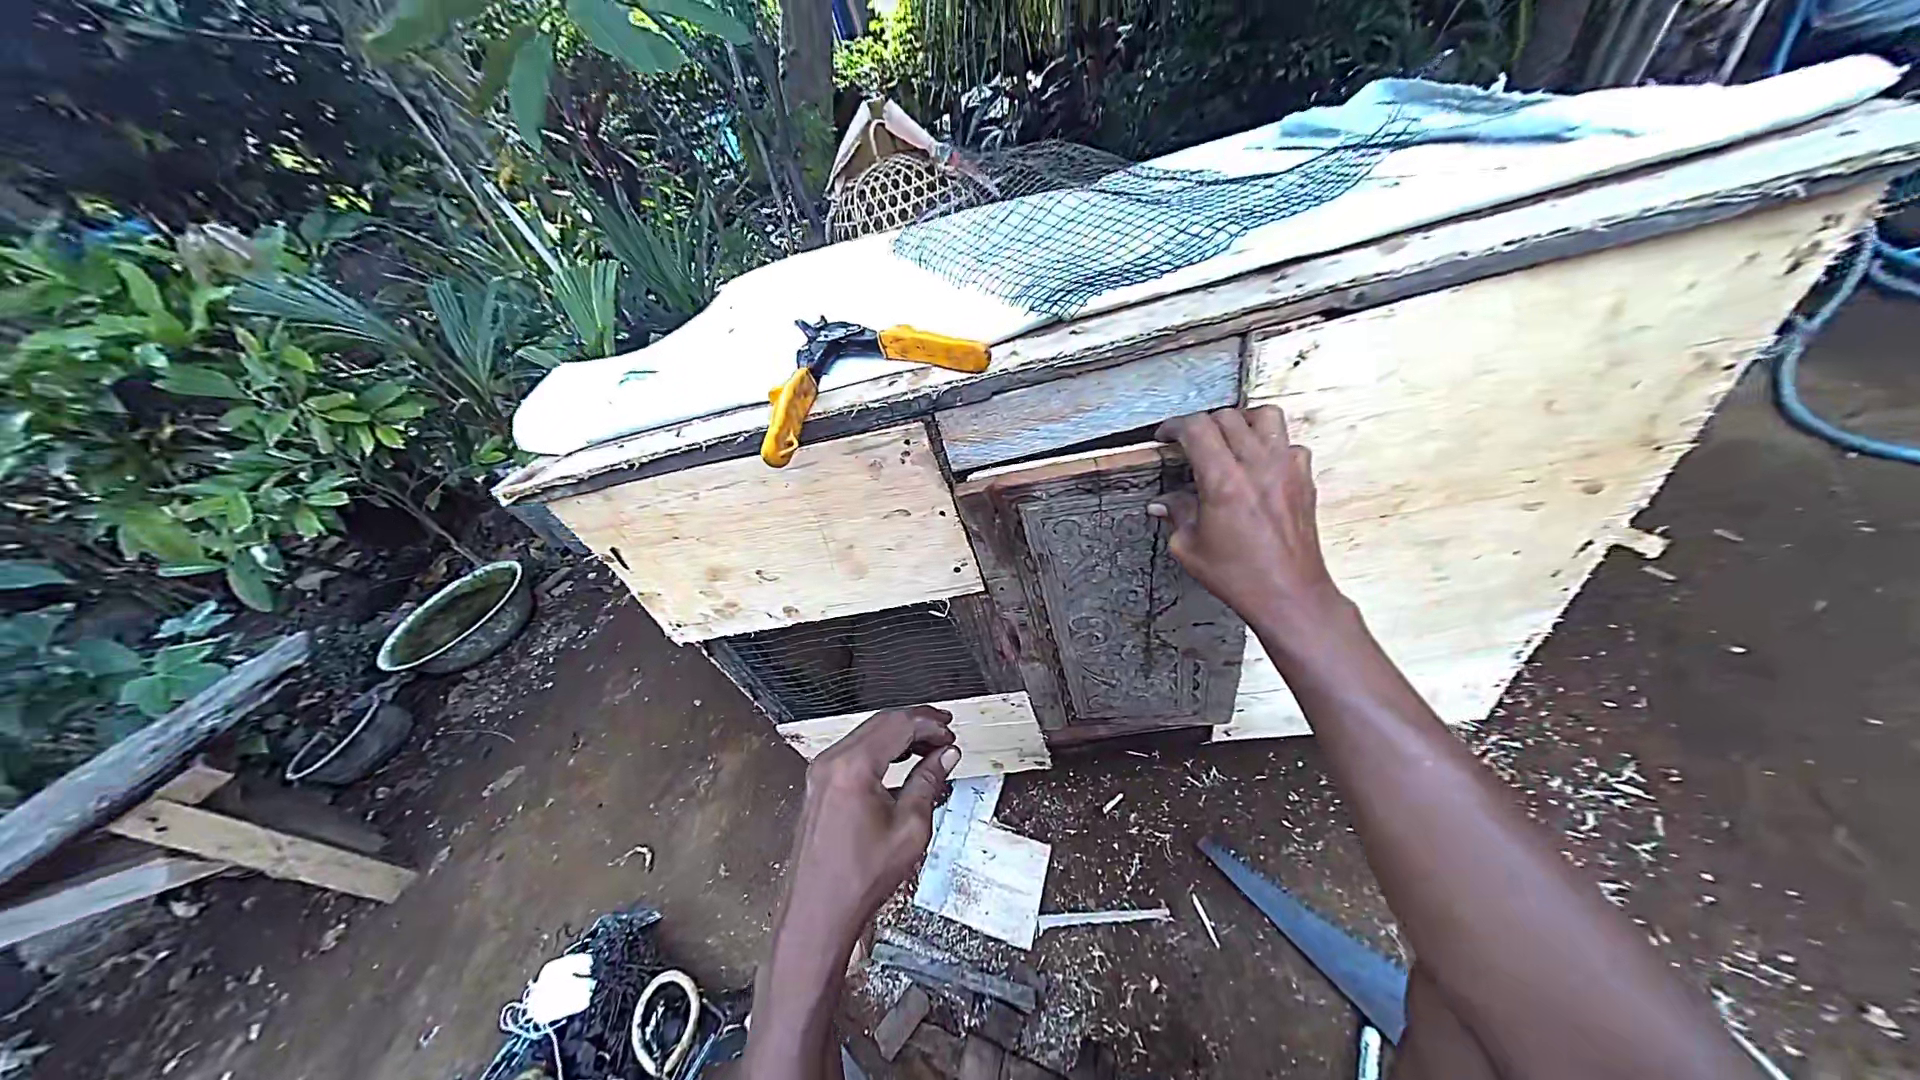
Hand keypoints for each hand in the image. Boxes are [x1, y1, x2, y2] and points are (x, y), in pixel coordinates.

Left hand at [780, 706, 960, 947]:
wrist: (818, 914)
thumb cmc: (856, 880)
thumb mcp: (910, 829)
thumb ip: (929, 782)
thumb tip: (944, 757)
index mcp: (853, 768)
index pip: (898, 724)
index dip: (930, 724)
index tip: (949, 732)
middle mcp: (831, 763)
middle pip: (881, 722)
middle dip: (917, 723)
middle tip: (944, 731)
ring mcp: (821, 773)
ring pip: (867, 733)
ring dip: (899, 734)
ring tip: (929, 745)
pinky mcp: (819, 785)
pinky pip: (853, 751)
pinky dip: (881, 748)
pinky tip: (901, 759)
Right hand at [1150, 406, 1344, 632]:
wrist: (1287, 593)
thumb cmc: (1240, 575)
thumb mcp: (1189, 546)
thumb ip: (1176, 514)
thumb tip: (1163, 503)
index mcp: (1223, 481)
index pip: (1196, 428)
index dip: (1175, 426)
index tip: (1166, 435)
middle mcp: (1257, 467)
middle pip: (1227, 416)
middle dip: (1202, 424)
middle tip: (1190, 441)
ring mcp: (1286, 469)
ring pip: (1265, 417)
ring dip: (1241, 421)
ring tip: (1228, 439)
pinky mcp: (1303, 479)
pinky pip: (1289, 444)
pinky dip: (1271, 446)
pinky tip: (1258, 465)